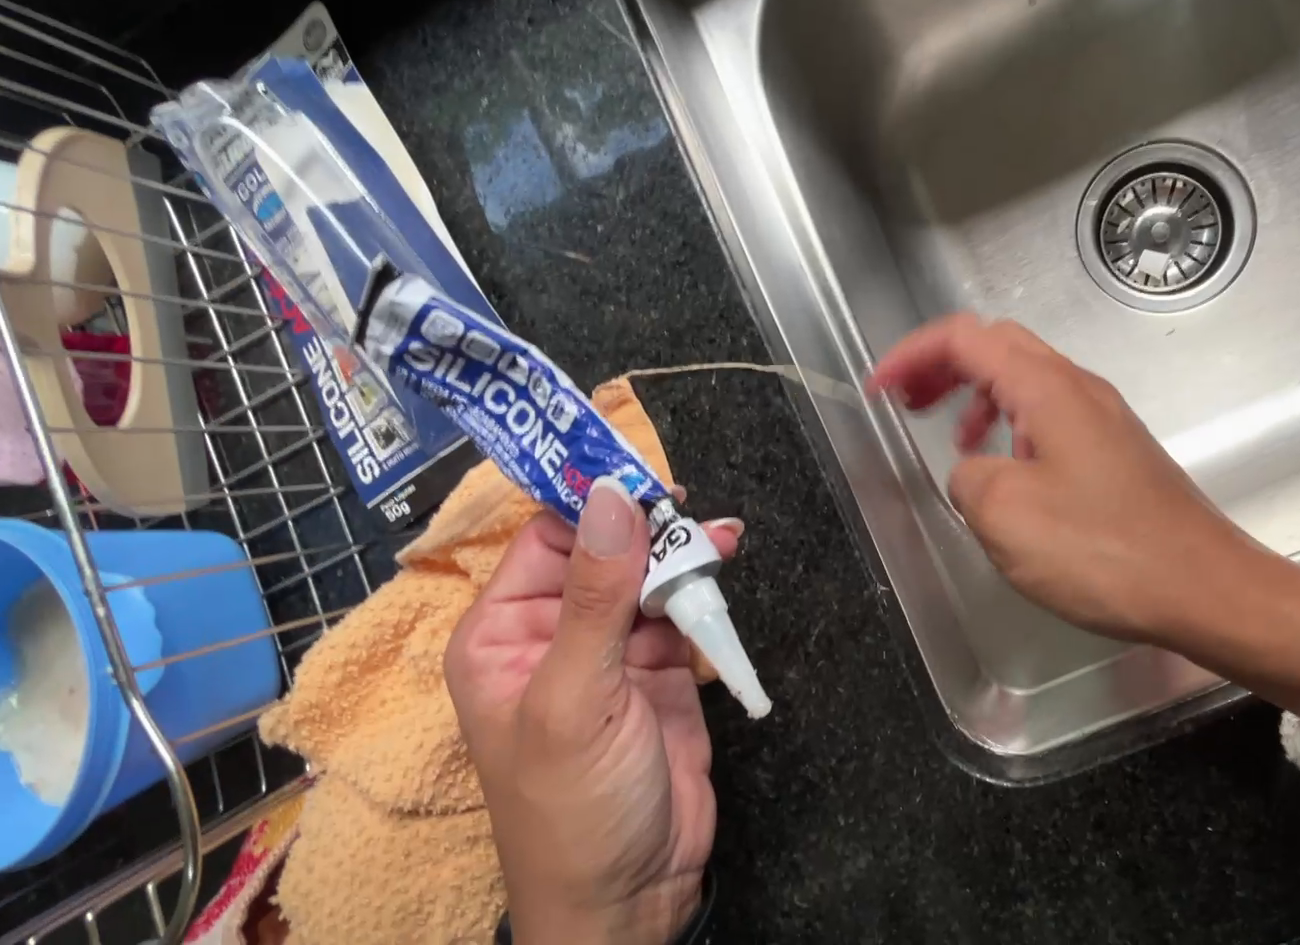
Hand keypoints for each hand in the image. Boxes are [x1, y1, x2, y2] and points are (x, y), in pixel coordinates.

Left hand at [445, 479, 743, 943]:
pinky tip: (727, 567)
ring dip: (684, 555)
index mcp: (506, 634)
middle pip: (606, 550)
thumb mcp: (578, 698)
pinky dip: (705, 590)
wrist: (635, 893)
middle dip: (649, 527)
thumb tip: (611, 496)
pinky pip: (681, 610)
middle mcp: (556, 631)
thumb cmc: (576, 804)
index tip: (641, 473)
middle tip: (691, 507)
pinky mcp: (662, 668)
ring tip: (724, 537)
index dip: (591, 501)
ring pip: (649, 576)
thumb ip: (597, 596)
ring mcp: (614, 650)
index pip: (546, 540)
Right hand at [868, 314, 1299, 725]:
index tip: (877, 389)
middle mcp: (1079, 388)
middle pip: (998, 346)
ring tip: (953, 442)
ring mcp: (1103, 419)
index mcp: (1048, 388)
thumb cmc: (1103, 550)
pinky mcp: (1116, 452)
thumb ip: (967, 478)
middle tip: (907, 401)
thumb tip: (973, 470)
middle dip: (943, 366)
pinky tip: (1007, 474)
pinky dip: (1011, 428)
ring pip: (1026, 380)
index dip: (912, 354)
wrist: (1204, 588)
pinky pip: (1049, 416)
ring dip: (978, 396)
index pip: (965, 338)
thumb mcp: (1006, 515)